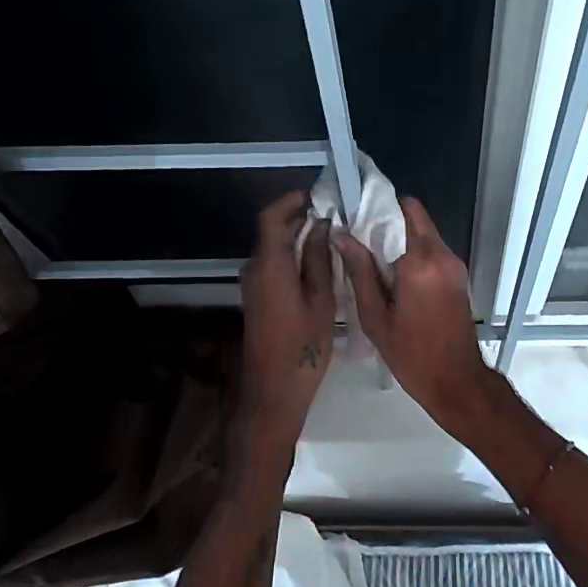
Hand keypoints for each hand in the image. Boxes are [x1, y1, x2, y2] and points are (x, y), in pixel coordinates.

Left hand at [237, 191, 335, 449]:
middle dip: (299, 218)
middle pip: (271, 231)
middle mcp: (255, 269)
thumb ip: (320, 260)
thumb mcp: (321, 300)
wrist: (272, 391)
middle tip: (334, 216)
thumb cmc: (302, 346)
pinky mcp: (258, 298)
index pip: (271, 217)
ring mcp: (253, 284)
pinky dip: (292, 255)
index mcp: (270, 265)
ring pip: (273, 248)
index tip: (317, 196)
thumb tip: (323, 226)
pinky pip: (273, 265)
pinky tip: (318, 263)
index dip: (291, 201)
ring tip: (332, 236)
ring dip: (297, 237)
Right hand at [336, 197, 501, 436]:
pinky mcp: (459, 277)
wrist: (456, 381)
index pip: (406, 209)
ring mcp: (455, 266)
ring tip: (372, 260)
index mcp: (421, 261)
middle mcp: (443, 255)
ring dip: (401, 240)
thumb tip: (342, 236)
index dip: (380, 207)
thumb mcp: (375, 316)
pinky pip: (433, 253)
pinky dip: (414, 255)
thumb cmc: (411, 354)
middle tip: (360, 240)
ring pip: (425, 235)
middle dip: (389, 222)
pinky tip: (393, 276)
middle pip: (416, 219)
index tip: (356, 216)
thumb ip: (359, 272)